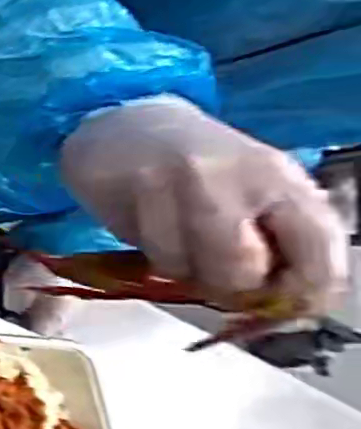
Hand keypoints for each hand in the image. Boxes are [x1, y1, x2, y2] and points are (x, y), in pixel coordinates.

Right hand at [61, 97, 348, 312]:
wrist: (123, 121)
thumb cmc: (200, 162)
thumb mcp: (256, 187)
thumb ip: (277, 235)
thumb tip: (283, 299)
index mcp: (281, 181)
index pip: (315, 251)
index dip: (303, 290)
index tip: (286, 308)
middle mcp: (224, 180)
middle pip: (236, 266)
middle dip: (225, 287)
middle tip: (214, 286)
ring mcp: (161, 183)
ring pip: (174, 260)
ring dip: (173, 269)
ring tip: (173, 254)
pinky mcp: (113, 188)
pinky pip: (130, 239)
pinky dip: (137, 244)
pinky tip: (141, 225)